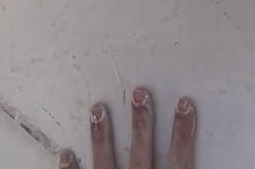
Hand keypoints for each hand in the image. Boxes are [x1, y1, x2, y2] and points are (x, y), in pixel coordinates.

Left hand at [58, 87, 195, 168]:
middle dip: (140, 121)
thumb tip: (189, 162)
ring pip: (106, 161)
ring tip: (98, 110)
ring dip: (102, 136)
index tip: (184, 104)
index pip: (179, 158)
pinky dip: (70, 168)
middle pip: (141, 151)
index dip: (182, 131)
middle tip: (138, 93)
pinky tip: (65, 154)